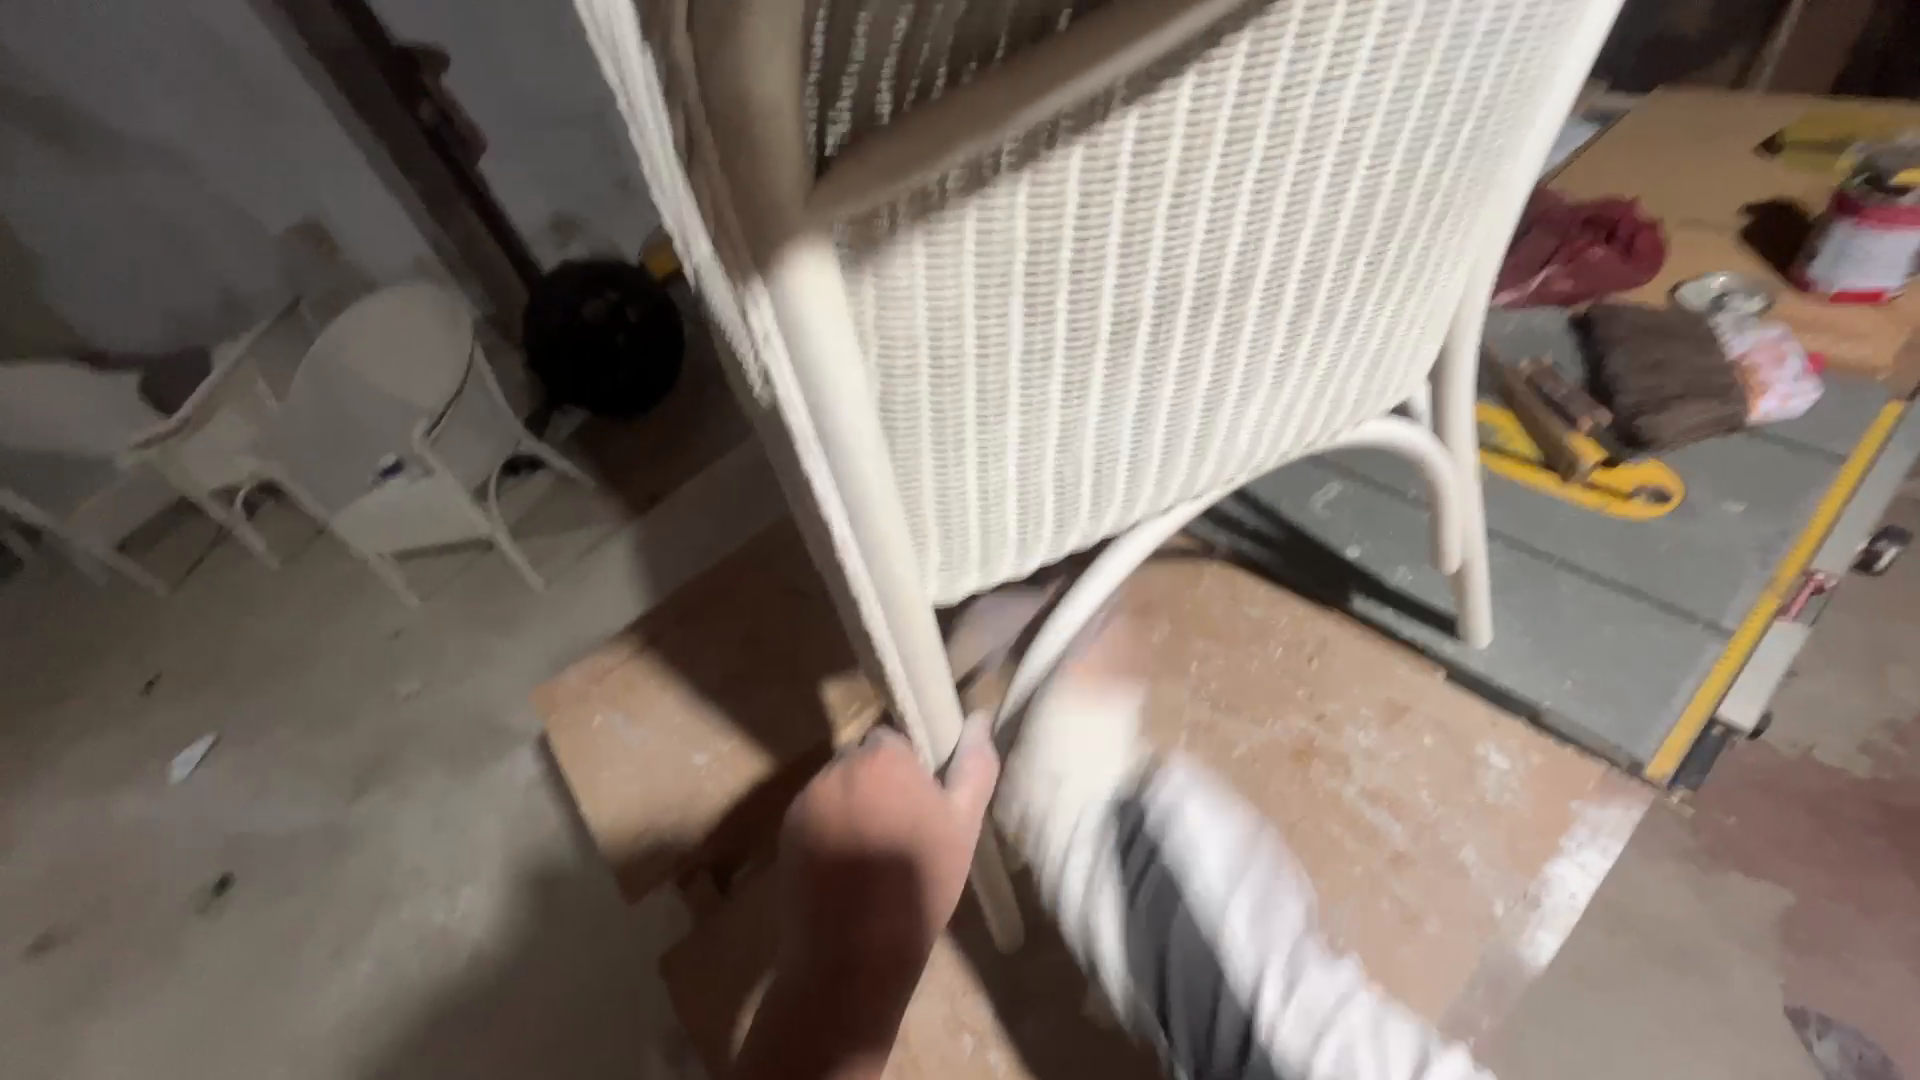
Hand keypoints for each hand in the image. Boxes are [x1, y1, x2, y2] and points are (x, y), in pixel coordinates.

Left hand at [775, 715, 999, 990]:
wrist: (855, 954)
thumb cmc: (920, 882)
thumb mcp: (963, 824)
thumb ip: (974, 764)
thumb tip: (979, 717)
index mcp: (883, 757)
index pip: (894, 738)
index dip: (910, 766)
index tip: (923, 799)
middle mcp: (839, 766)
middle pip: (862, 758)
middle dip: (879, 780)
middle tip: (901, 824)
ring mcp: (807, 798)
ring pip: (838, 784)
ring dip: (854, 801)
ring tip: (873, 848)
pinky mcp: (786, 829)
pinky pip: (815, 811)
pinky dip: (830, 825)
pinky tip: (846, 864)